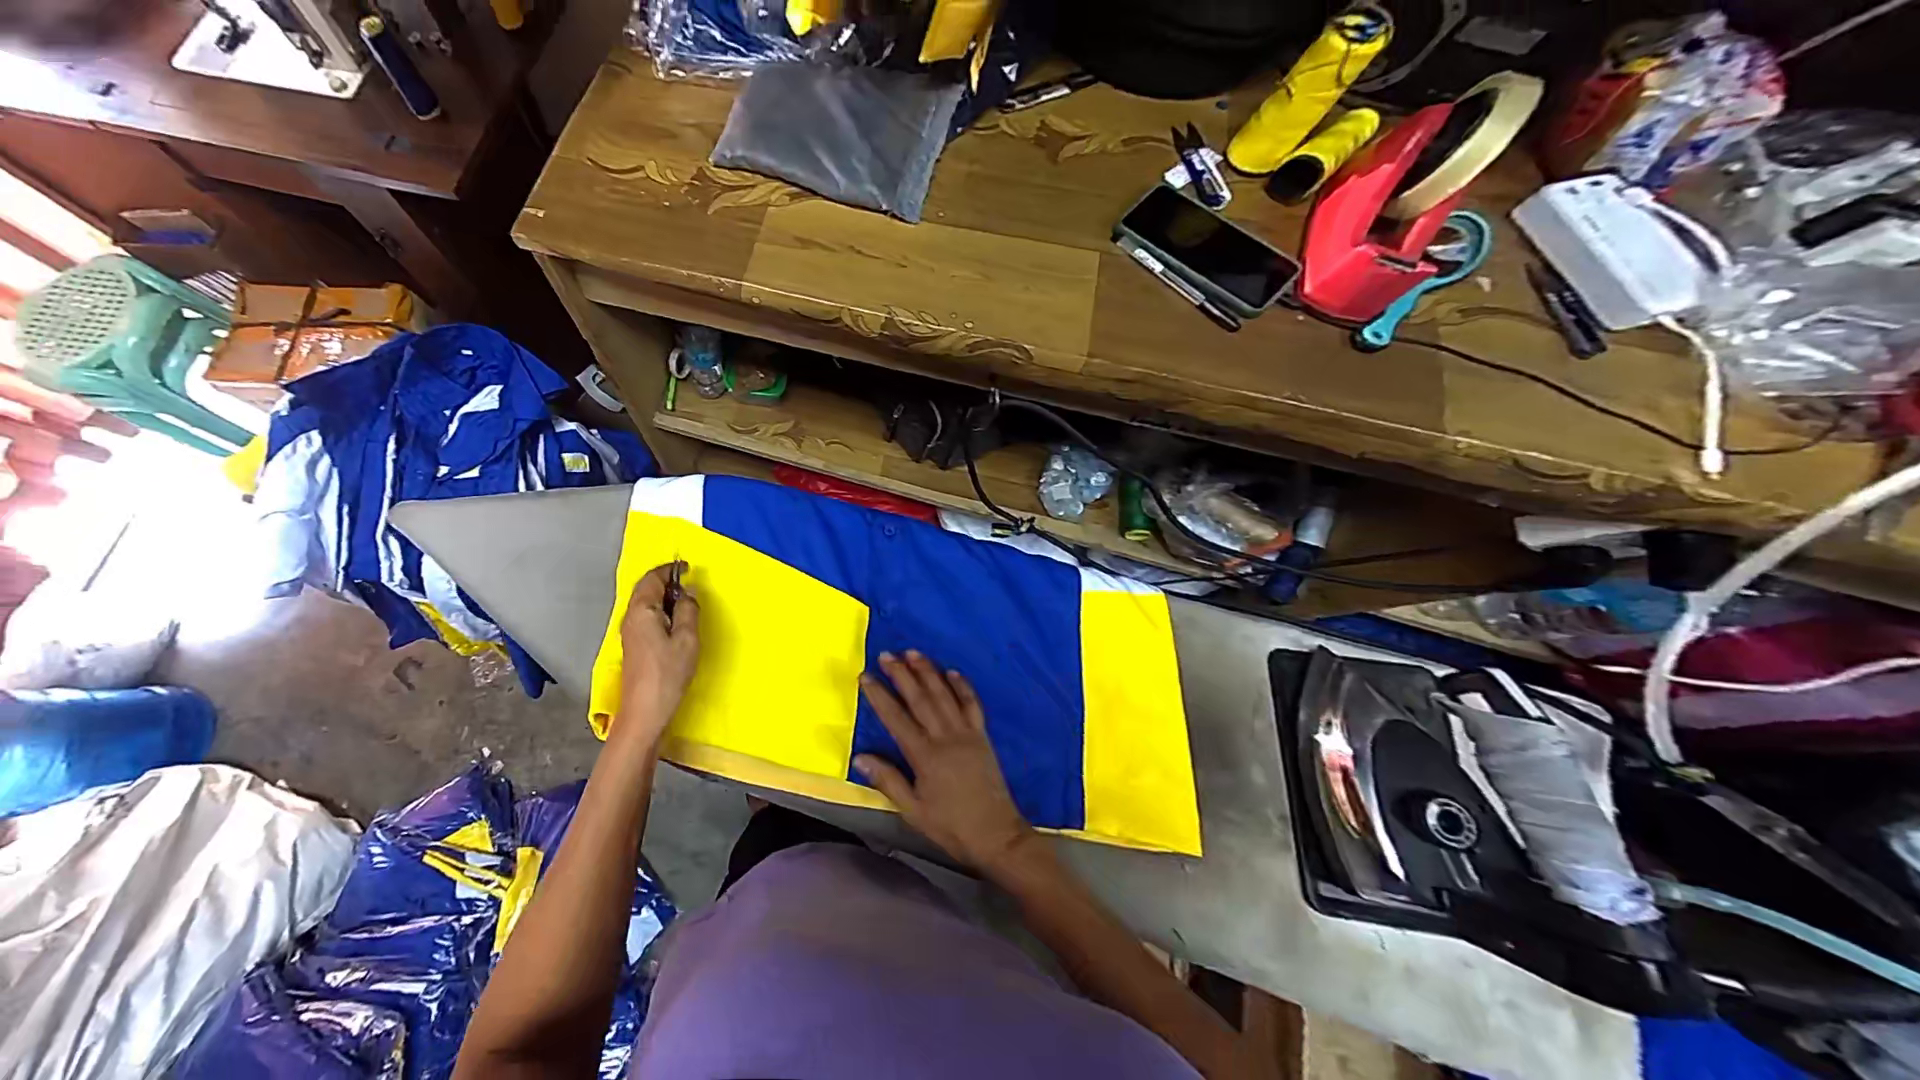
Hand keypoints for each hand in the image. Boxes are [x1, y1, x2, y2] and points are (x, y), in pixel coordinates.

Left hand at [614, 561, 700, 748]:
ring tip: (688, 604)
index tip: (687, 568)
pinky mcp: (634, 646)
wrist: (645, 712)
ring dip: (665, 598)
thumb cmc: (667, 674)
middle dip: (666, 582)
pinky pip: (647, 618)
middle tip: (690, 586)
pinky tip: (677, 624)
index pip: (652, 579)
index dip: (670, 570)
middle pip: (645, 589)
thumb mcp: (687, 639)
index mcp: (641, 611)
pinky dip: (662, 612)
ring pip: (646, 604)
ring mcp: (629, 633)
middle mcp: (630, 618)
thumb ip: (689, 610)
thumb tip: (688, 593)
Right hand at [855, 651, 1035, 874]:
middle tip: (887, 653)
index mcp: (924, 756)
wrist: (996, 834)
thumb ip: (888, 780)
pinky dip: (962, 686)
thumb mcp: (912, 810)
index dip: (879, 696)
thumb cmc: (950, 826)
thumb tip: (861, 757)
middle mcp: (945, 737)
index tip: (866, 676)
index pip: (896, 718)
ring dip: (928, 672)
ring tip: (913, 653)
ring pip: (945, 695)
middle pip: (920, 698)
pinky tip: (952, 672)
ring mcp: (967, 733)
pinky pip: (972, 704)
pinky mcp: (982, 736)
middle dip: (902, 674)